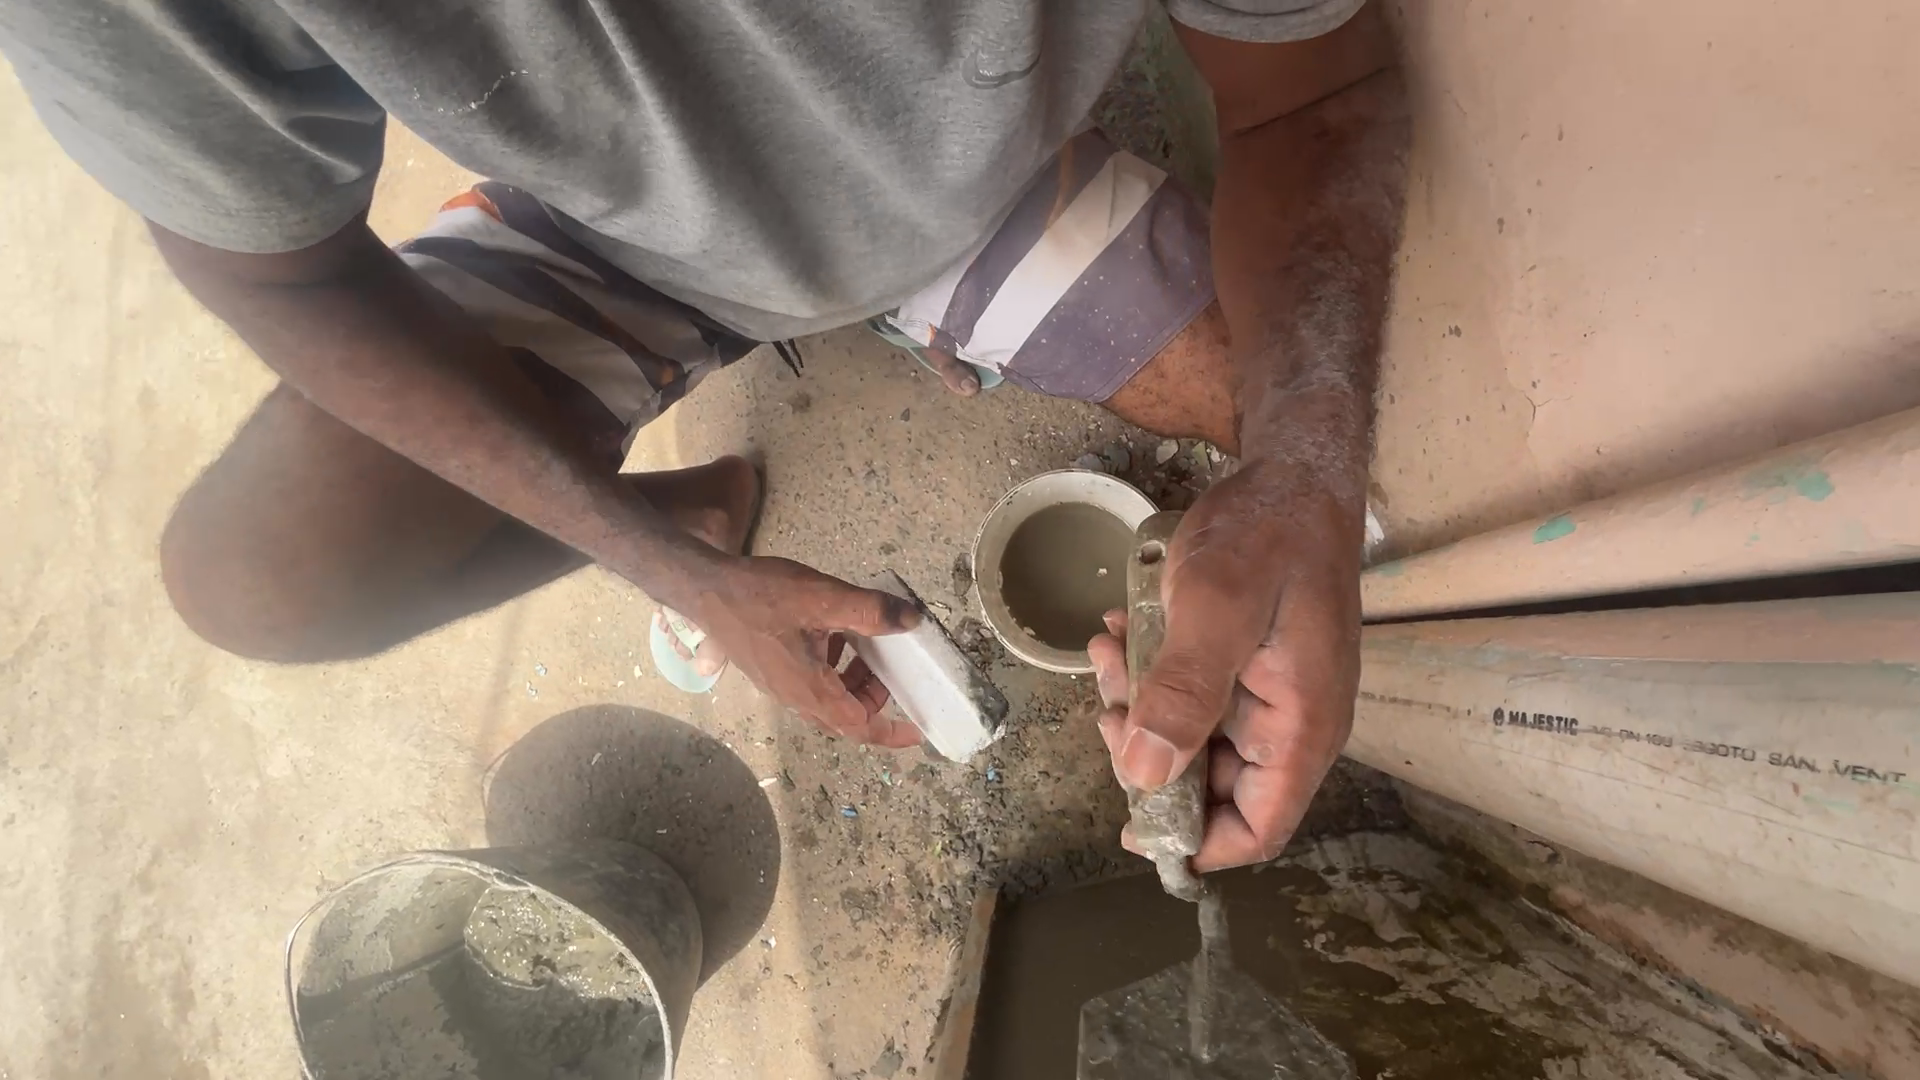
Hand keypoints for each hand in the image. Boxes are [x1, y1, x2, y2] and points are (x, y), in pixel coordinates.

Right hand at [689, 555, 924, 746]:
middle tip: (896, 672)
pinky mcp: (770, 667)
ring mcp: (779, 683)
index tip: (918, 731)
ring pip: (829, 697)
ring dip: (854, 681)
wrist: (704, 588)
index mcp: (810, 689)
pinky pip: (812, 679)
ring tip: (872, 649)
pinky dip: (834, 665)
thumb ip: (871, 612)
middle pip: (845, 716)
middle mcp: (794, 696)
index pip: (858, 727)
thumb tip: (912, 622)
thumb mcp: (823, 598)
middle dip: (875, 699)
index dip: (891, 733)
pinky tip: (838, 633)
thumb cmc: (762, 595)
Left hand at [1088, 459, 1362, 869]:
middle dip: (1149, 753)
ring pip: (1188, 733)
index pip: (1256, 828)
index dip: (1195, 842)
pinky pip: (1185, 688)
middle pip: (1210, 783)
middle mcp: (1285, 722)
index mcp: (1297, 729)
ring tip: (1107, 651)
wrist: (1288, 478)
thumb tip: (1144, 776)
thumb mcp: (1217, 610)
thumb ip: (1185, 693)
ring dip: (1139, 702)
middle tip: (1109, 706)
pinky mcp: (1237, 660)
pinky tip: (1120, 629)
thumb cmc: (1263, 538)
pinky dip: (1148, 670)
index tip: (1132, 828)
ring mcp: (1260, 690)